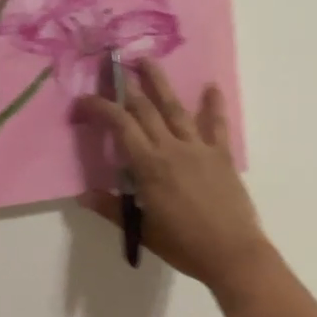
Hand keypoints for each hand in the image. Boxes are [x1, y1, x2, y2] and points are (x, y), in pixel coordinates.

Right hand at [73, 61, 276, 299]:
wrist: (233, 255)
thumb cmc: (185, 246)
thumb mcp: (143, 230)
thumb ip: (112, 208)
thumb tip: (82, 194)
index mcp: (149, 165)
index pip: (119, 125)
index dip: (99, 108)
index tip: (83, 102)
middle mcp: (171, 148)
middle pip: (145, 108)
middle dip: (127, 85)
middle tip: (114, 65)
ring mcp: (198, 148)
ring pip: (175, 108)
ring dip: (160, 82)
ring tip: (147, 61)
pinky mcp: (221, 156)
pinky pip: (216, 125)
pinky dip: (213, 105)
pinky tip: (211, 87)